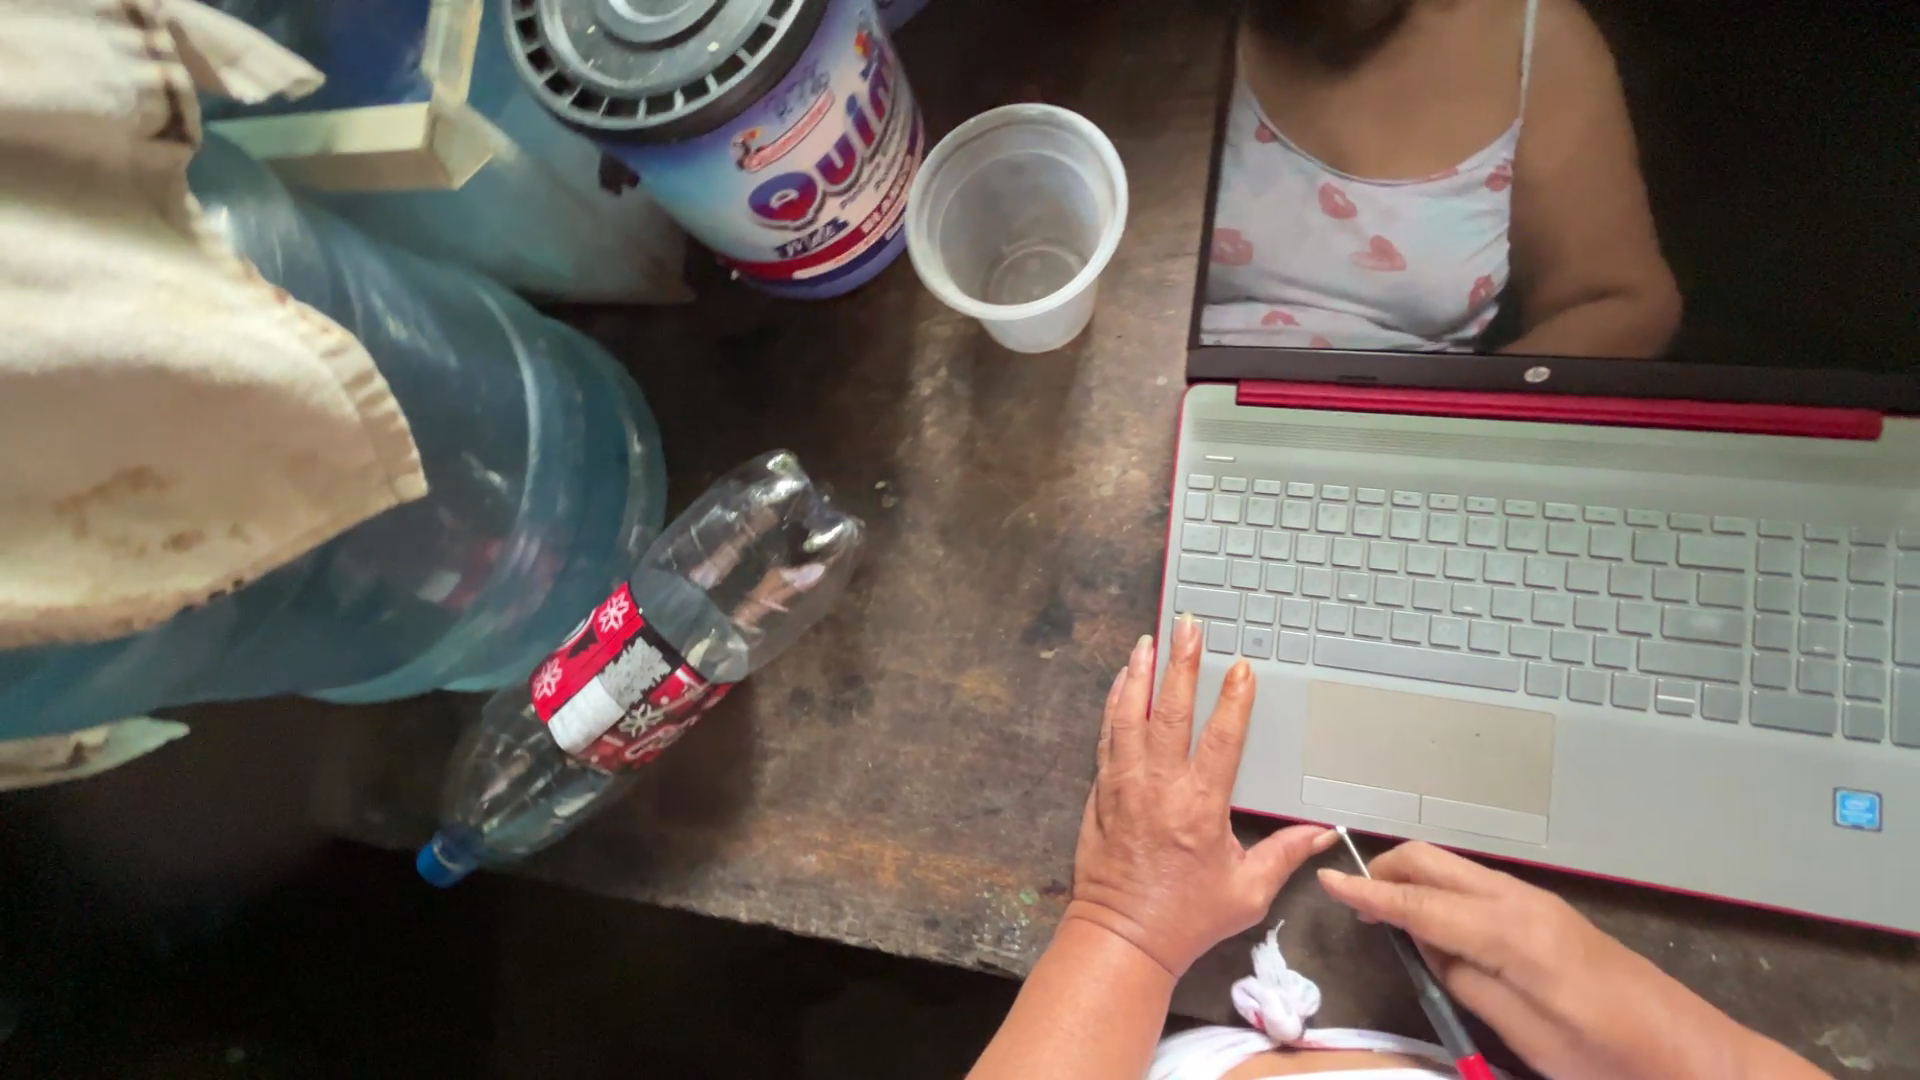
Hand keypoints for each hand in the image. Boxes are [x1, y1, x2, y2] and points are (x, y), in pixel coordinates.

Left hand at [1067, 613, 1335, 977]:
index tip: (1241, 667)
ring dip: (1139, 674)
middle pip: (1170, 711)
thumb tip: (1321, 832)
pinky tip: (1120, 681)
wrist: (1121, 934)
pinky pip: (1107, 735)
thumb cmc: (1186, 916)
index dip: (1233, 700)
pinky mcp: (1101, 787)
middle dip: (1181, 664)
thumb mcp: (1247, 892)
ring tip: (1148, 640)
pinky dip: (1114, 704)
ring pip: (1129, 714)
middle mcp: (1159, 785)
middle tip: (1187, 626)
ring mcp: (1123, 782)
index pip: (1221, 739)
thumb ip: (1283, 854)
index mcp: (1199, 806)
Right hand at [1319, 843, 1820, 1079]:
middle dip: (1384, 870)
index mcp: (1510, 934)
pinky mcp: (1543, 907)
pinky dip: (1439, 889)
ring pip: (1448, 865)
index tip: (1326, 879)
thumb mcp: (1529, 1036)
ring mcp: (1532, 898)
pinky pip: (1471, 881)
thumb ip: (1465, 980)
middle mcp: (1516, 900)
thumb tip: (1424, 945)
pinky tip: (1439, 923)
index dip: (1367, 893)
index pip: (1418, 904)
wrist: (1703, 1059)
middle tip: (1358, 901)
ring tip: (1392, 916)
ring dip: (1411, 878)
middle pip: (1429, 861)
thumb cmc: (1612, 1061)